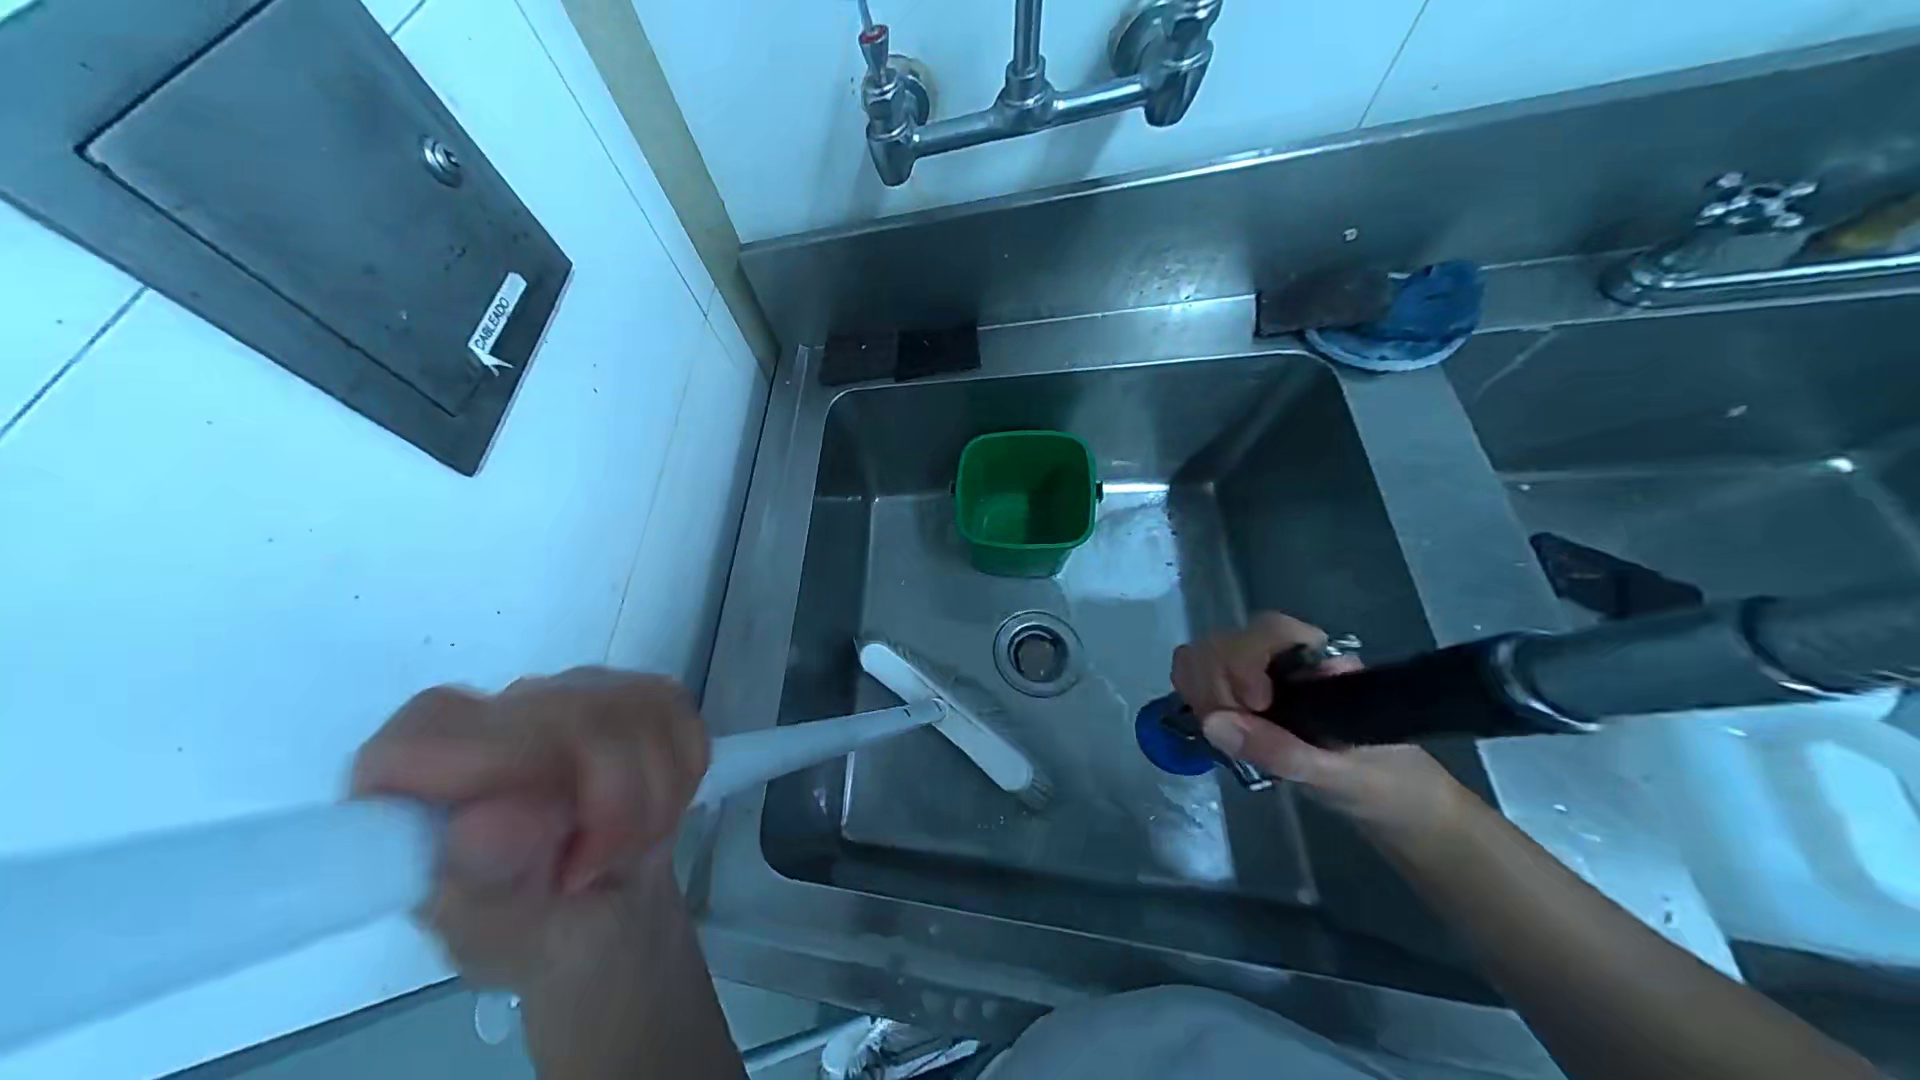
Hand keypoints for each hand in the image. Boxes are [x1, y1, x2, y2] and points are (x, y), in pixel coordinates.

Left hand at [351, 668, 707, 991]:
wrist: (608, 916)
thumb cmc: (532, 932)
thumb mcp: (496, 937)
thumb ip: (481, 881)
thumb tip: (483, 821)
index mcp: (416, 769)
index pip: (435, 730)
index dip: (501, 773)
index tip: (546, 839)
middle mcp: (494, 711)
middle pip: (566, 713)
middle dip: (608, 804)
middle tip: (594, 869)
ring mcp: (576, 690)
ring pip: (636, 710)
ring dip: (650, 799)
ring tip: (622, 850)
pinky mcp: (640, 691)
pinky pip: (677, 715)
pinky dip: (681, 775)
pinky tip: (652, 812)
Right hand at [1171, 613, 1467, 838]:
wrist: (1401, 804)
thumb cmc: (1384, 784)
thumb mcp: (1340, 777)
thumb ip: (1281, 752)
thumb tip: (1212, 724)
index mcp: (1320, 662)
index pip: (1270, 630)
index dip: (1247, 660)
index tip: (1257, 706)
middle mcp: (1284, 657)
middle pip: (1226, 641)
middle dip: (1215, 685)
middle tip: (1235, 733)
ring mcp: (1258, 673)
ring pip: (1204, 654)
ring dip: (1200, 692)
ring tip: (1224, 733)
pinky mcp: (1238, 691)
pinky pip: (1198, 675)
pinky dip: (1194, 697)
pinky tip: (1214, 727)